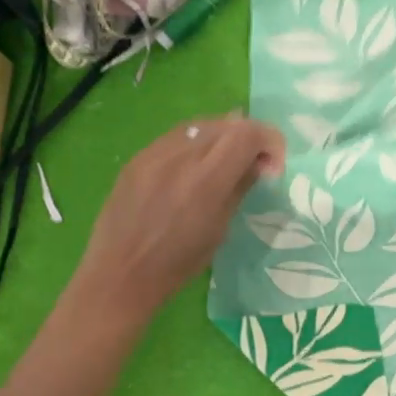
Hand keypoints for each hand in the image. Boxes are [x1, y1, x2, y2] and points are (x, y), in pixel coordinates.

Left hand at [65, 114, 284, 326]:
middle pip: (227, 123)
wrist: (121, 272)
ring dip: (223, 137)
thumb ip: (240, 188)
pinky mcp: (138, 157)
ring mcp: (155, 153)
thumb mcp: (220, 229)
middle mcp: (181, 156)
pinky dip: (197, 145)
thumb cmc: (178, 262)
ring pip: (201, 126)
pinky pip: (176, 138)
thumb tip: (260, 164)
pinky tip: (195, 168)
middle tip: (255, 164)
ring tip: (226, 164)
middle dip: (249, 138)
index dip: (270, 141)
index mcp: (206, 180)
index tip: (273, 166)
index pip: (247, 134)